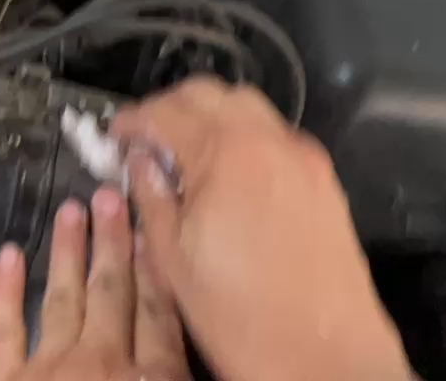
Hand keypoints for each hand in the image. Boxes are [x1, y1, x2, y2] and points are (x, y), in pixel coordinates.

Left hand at [0, 187, 191, 380]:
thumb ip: (176, 371)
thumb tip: (190, 349)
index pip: (159, 318)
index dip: (154, 272)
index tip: (148, 230)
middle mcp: (101, 362)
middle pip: (112, 294)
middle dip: (112, 244)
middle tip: (108, 195)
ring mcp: (49, 367)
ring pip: (62, 299)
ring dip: (67, 252)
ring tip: (70, 210)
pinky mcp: (6, 379)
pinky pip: (5, 330)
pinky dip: (5, 291)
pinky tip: (9, 254)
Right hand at [112, 78, 413, 380]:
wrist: (332, 366)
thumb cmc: (243, 317)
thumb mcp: (173, 257)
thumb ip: (150, 194)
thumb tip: (139, 160)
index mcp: (226, 154)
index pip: (163, 112)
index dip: (130, 121)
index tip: (114, 136)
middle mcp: (267, 140)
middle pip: (205, 93)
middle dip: (168, 107)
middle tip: (145, 139)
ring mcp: (301, 157)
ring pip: (243, 104)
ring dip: (207, 114)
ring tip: (185, 150)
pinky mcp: (323, 179)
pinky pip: (273, 132)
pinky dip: (242, 134)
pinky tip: (227, 172)